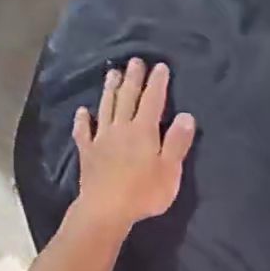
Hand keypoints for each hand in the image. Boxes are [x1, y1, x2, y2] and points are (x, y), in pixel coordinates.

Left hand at [71, 58, 195, 229]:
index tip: (161, 67)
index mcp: (144, 131)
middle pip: (127, 98)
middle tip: (135, 61)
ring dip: (109, 90)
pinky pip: (84, 132)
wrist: (106, 209)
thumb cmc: (144, 192)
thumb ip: (177, 142)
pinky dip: (83, 120)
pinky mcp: (87, 153)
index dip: (157, 83)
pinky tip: (82, 112)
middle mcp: (121, 128)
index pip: (153, 101)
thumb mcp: (170, 170)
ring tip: (112, 73)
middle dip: (133, 79)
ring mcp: (101, 139)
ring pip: (106, 108)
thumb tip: (186, 115)